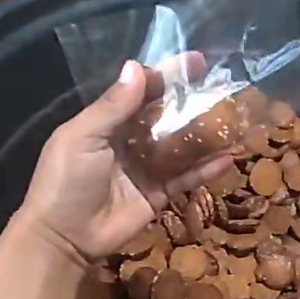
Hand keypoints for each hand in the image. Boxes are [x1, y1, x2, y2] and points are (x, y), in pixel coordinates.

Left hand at [18, 61, 230, 261]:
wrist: (64, 236)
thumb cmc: (66, 180)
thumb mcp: (83, 137)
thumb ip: (112, 105)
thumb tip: (137, 66)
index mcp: (108, 122)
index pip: (141, 90)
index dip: (166, 75)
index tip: (196, 61)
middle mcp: (130, 140)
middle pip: (167, 115)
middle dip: (193, 100)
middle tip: (223, 85)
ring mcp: (147, 168)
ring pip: (182, 145)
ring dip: (206, 134)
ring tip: (235, 119)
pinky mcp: (159, 194)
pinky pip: (186, 177)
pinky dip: (206, 169)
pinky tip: (228, 158)